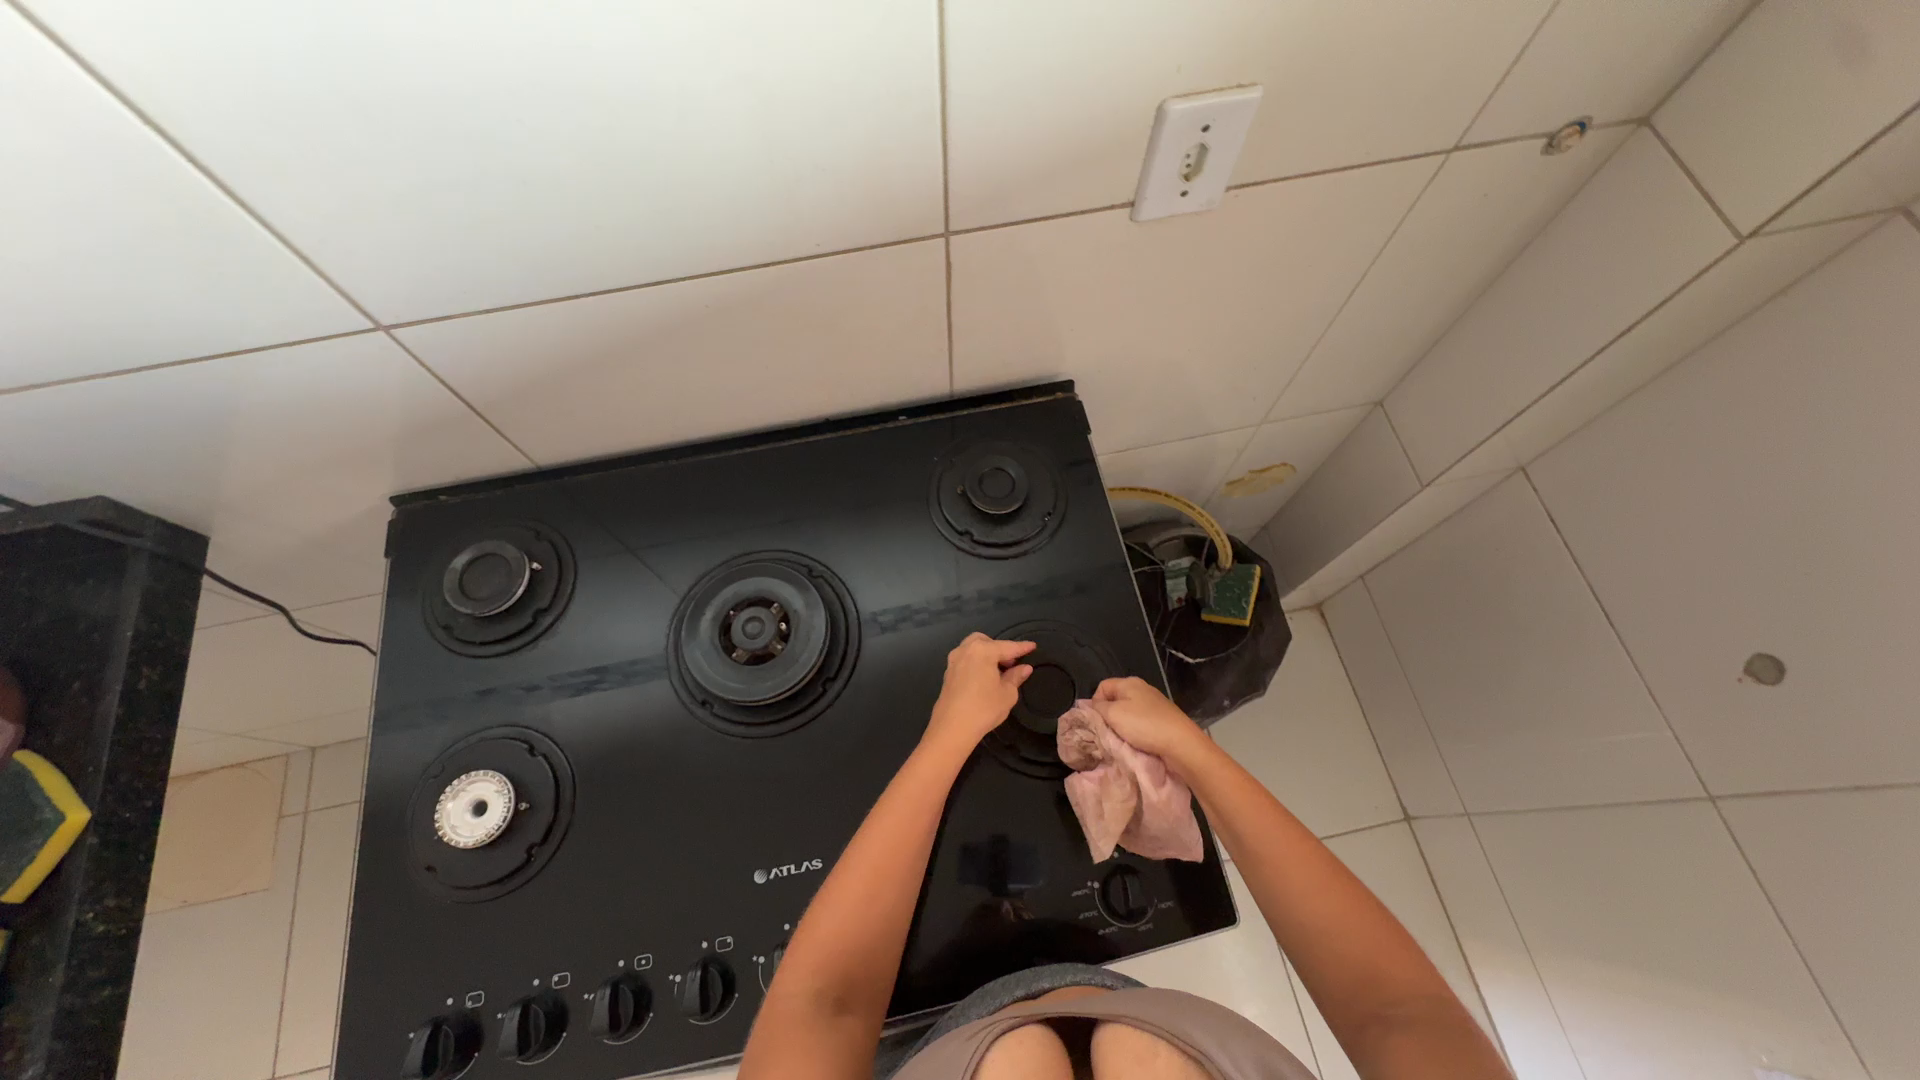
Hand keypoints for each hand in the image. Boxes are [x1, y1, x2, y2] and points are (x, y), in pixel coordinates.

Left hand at [924, 633, 1035, 754]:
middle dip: (1000, 648)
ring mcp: (953, 661)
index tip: (1033, 646)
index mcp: (982, 651)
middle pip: (986, 642)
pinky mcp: (947, 673)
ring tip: (998, 670)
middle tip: (1011, 663)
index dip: (1022, 647)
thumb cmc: (984, 709)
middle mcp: (965, 650)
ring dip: (987, 654)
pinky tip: (984, 677)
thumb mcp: (1007, 694)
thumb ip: (1016, 677)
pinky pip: (966, 660)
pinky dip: (976, 662)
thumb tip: (1024, 668)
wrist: (952, 728)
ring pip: (973, 649)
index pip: (1007, 647)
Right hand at [1092, 676, 1205, 763]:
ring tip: (1122, 739)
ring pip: (1128, 713)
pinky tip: (1137, 742)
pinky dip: (1136, 732)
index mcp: (1129, 682)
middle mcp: (1142, 689)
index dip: (1094, 702)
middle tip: (1106, 732)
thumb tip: (1090, 705)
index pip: (1102, 687)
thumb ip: (1098, 708)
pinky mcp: (1163, 719)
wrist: (1181, 743)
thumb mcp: (1113, 714)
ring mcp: (1154, 704)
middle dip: (1108, 716)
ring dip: (1122, 726)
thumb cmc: (1144, 725)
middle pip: (1115, 700)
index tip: (1096, 721)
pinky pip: (1141, 723)